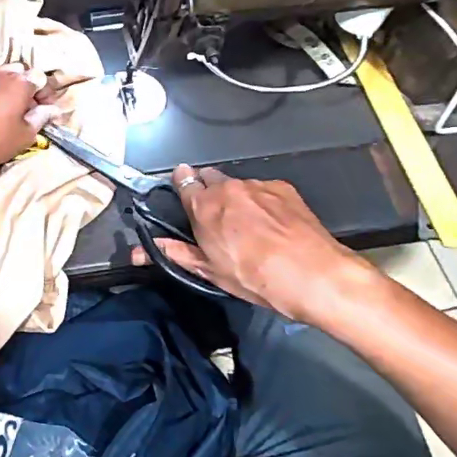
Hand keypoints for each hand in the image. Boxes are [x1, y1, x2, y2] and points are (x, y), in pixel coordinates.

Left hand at [0, 66, 59, 180]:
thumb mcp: (25, 134)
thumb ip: (41, 118)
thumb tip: (53, 109)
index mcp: (21, 81)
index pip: (42, 79)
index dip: (48, 95)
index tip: (48, 113)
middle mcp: (3, 73)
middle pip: (23, 73)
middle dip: (31, 89)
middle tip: (32, 111)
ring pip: (6, 76)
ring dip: (14, 90)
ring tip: (14, 112)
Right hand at [130, 165, 369, 317]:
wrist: (313, 274)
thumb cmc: (256, 278)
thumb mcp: (211, 271)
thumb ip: (177, 252)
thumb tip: (142, 251)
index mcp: (204, 206)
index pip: (183, 182)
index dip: (182, 186)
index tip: (184, 193)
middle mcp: (229, 188)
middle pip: (211, 178)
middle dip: (209, 192)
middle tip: (216, 219)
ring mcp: (258, 185)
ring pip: (239, 185)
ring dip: (238, 199)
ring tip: (250, 226)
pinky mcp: (284, 188)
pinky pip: (264, 190)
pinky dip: (263, 202)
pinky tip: (272, 225)